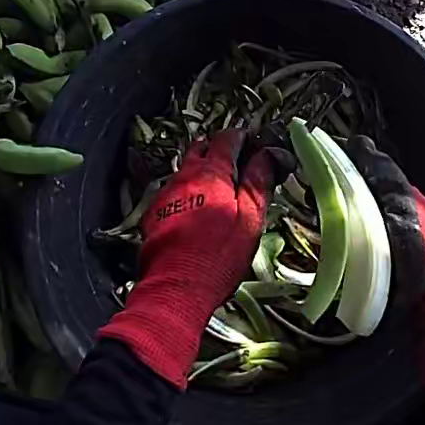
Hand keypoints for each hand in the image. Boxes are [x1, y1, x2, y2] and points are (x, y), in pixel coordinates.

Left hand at [97, 129, 275, 386]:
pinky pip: (173, 191)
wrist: (175, 288)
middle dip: (218, 148)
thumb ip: (258, 181)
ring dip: (201, 170)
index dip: (241, 136)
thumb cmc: (217, 256)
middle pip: (200, 148)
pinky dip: (188, 191)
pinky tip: (197, 209)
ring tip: (220, 186)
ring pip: (185, 169)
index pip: (226, 138)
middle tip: (236, 160)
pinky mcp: (154, 213)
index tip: (252, 141)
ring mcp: (166, 194)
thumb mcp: (250, 219)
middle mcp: (184, 176)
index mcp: (211, 173)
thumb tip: (269, 154)